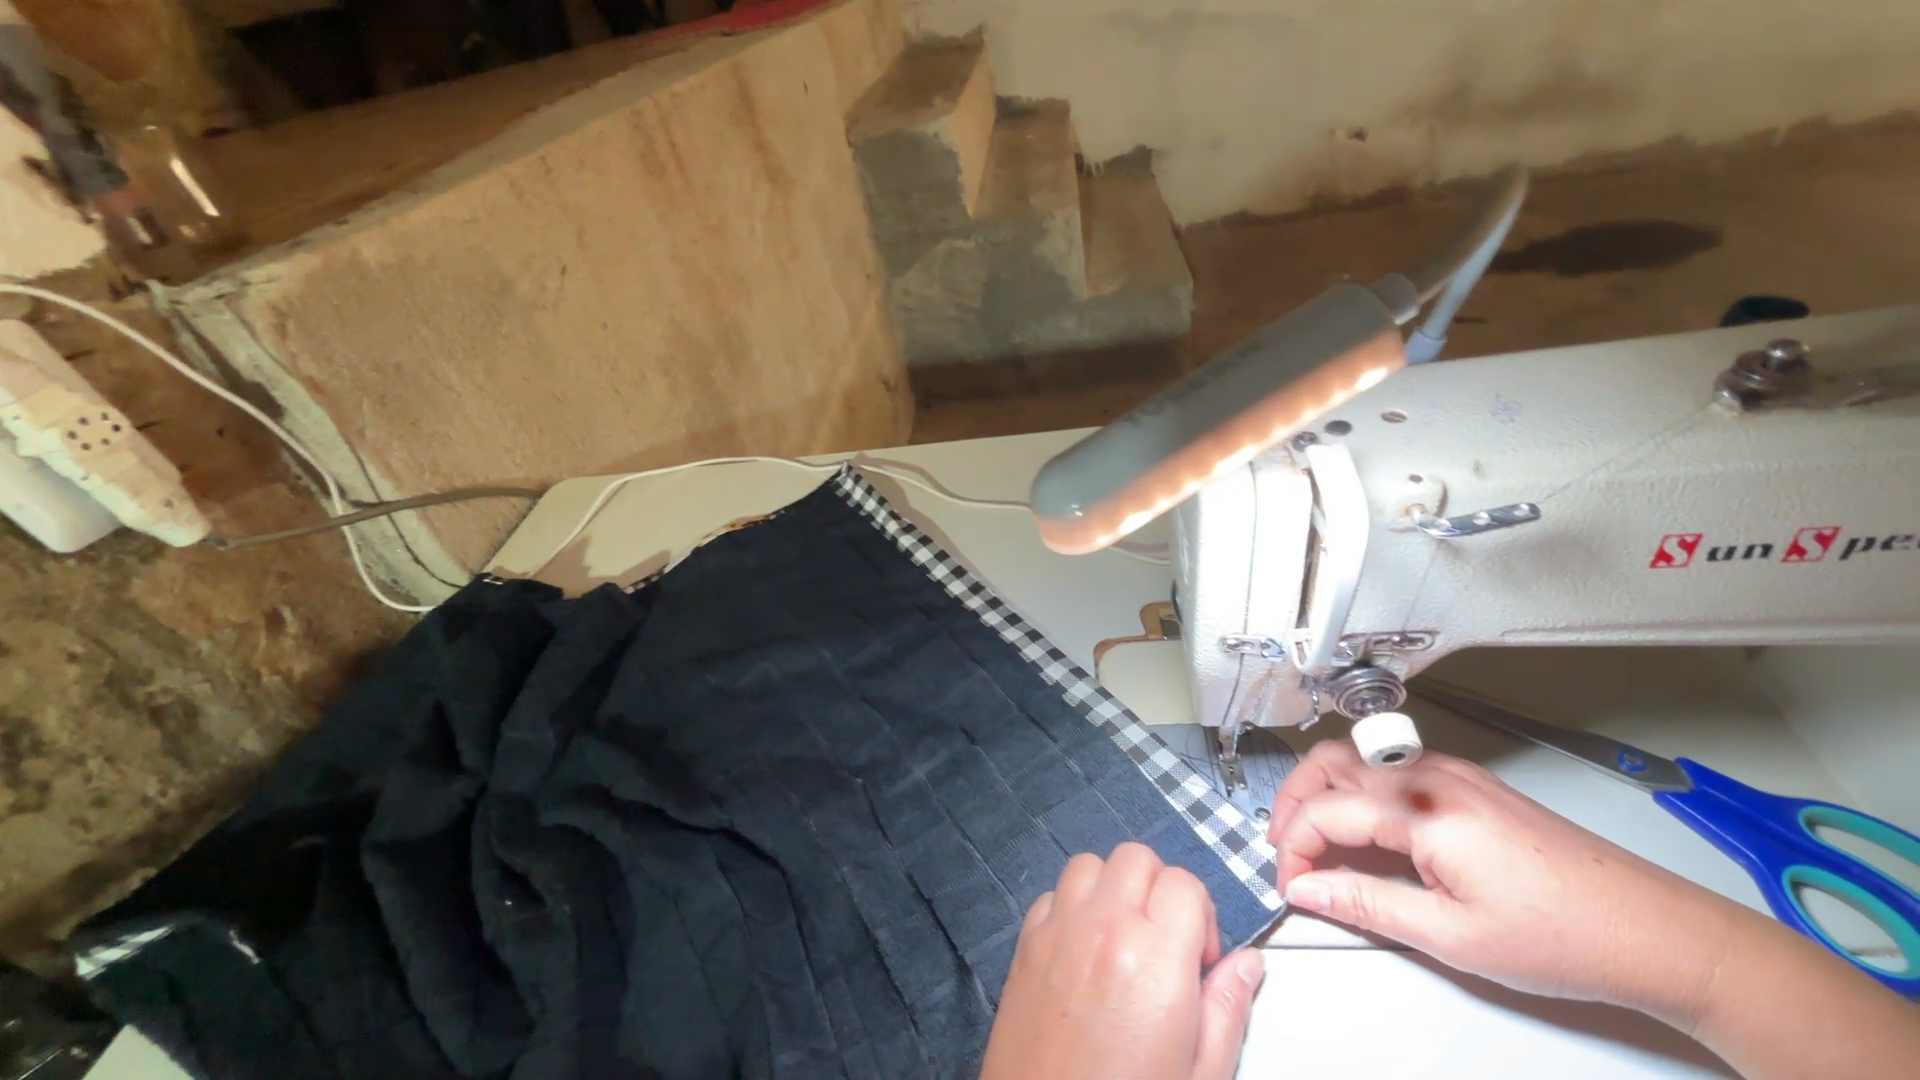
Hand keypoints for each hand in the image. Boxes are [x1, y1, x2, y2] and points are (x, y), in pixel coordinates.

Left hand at [980, 842, 1265, 1079]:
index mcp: (1155, 957)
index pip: (1185, 883)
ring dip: (1112, 887)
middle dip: (1159, 888)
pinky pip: (1053, 894)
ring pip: (1090, 864)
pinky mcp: (1025, 944)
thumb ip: (1228, 1008)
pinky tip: (1084, 948)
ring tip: (1123, 936)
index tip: (1200, 958)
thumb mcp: (1201, 1074)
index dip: (1202, 914)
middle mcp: (1103, 927)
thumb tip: (1248, 962)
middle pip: (1136, 858)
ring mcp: (1058, 931)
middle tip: (1165, 942)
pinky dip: (1073, 905)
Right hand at [1266, 739, 1736, 1014]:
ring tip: (1316, 840)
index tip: (1290, 884)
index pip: (1325, 811)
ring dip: (1323, 790)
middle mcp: (1432, 776)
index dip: (1294, 848)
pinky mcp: (1470, 783)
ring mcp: (1453, 773)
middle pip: (1331, 762)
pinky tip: (1366, 833)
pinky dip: (1358, 791)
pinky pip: (1392, 771)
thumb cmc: (1564, 937)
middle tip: (1285, 847)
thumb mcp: (1453, 935)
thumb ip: (1366, 903)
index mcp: (1424, 809)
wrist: (1655, 931)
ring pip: (1359, 759)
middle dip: (1294, 799)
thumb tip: (1306, 889)